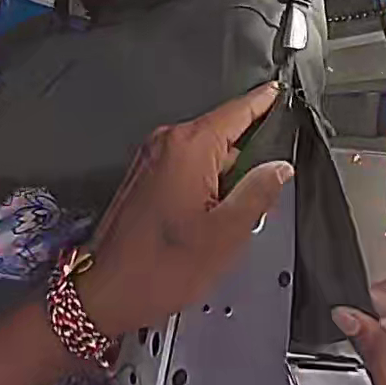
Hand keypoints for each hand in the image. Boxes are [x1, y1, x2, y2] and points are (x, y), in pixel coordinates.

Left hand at [77, 83, 292, 335]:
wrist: (106, 293)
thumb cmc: (158, 267)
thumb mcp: (226, 232)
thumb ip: (258, 192)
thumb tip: (279, 167)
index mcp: (190, 147)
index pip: (238, 110)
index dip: (264, 102)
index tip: (280, 91)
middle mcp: (168, 143)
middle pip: (224, 131)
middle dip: (250, 153)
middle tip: (268, 184)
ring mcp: (153, 158)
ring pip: (207, 151)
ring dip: (227, 172)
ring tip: (235, 212)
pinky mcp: (145, 175)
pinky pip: (187, 164)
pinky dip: (206, 180)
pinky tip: (211, 215)